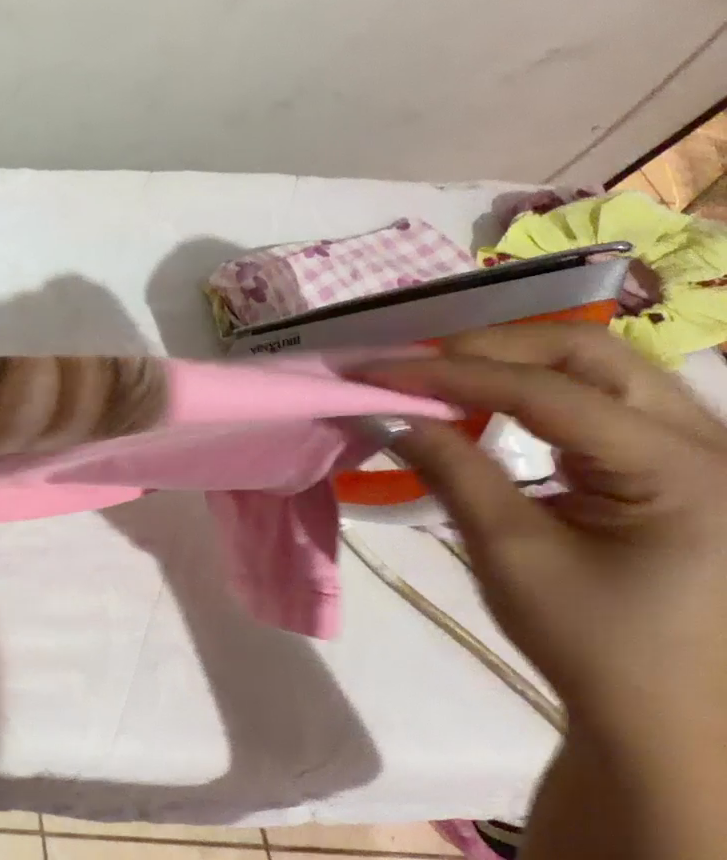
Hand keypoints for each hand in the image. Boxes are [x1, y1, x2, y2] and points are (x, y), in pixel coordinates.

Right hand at [354, 324, 726, 748]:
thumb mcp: (511, 553)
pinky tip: (485, 406)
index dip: (449, 373)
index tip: (370, 371)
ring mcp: (703, 449)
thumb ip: (450, 468)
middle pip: (589, 351)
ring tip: (437, 380)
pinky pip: (603, 396)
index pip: (546, 391)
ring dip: (511, 362)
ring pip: (599, 365)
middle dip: (488, 348)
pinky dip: (535, 388)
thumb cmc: (593, 642)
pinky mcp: (681, 461)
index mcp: (682, 472)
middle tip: (409, 367)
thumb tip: (384, 411)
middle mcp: (710, 443)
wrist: (668, 713)